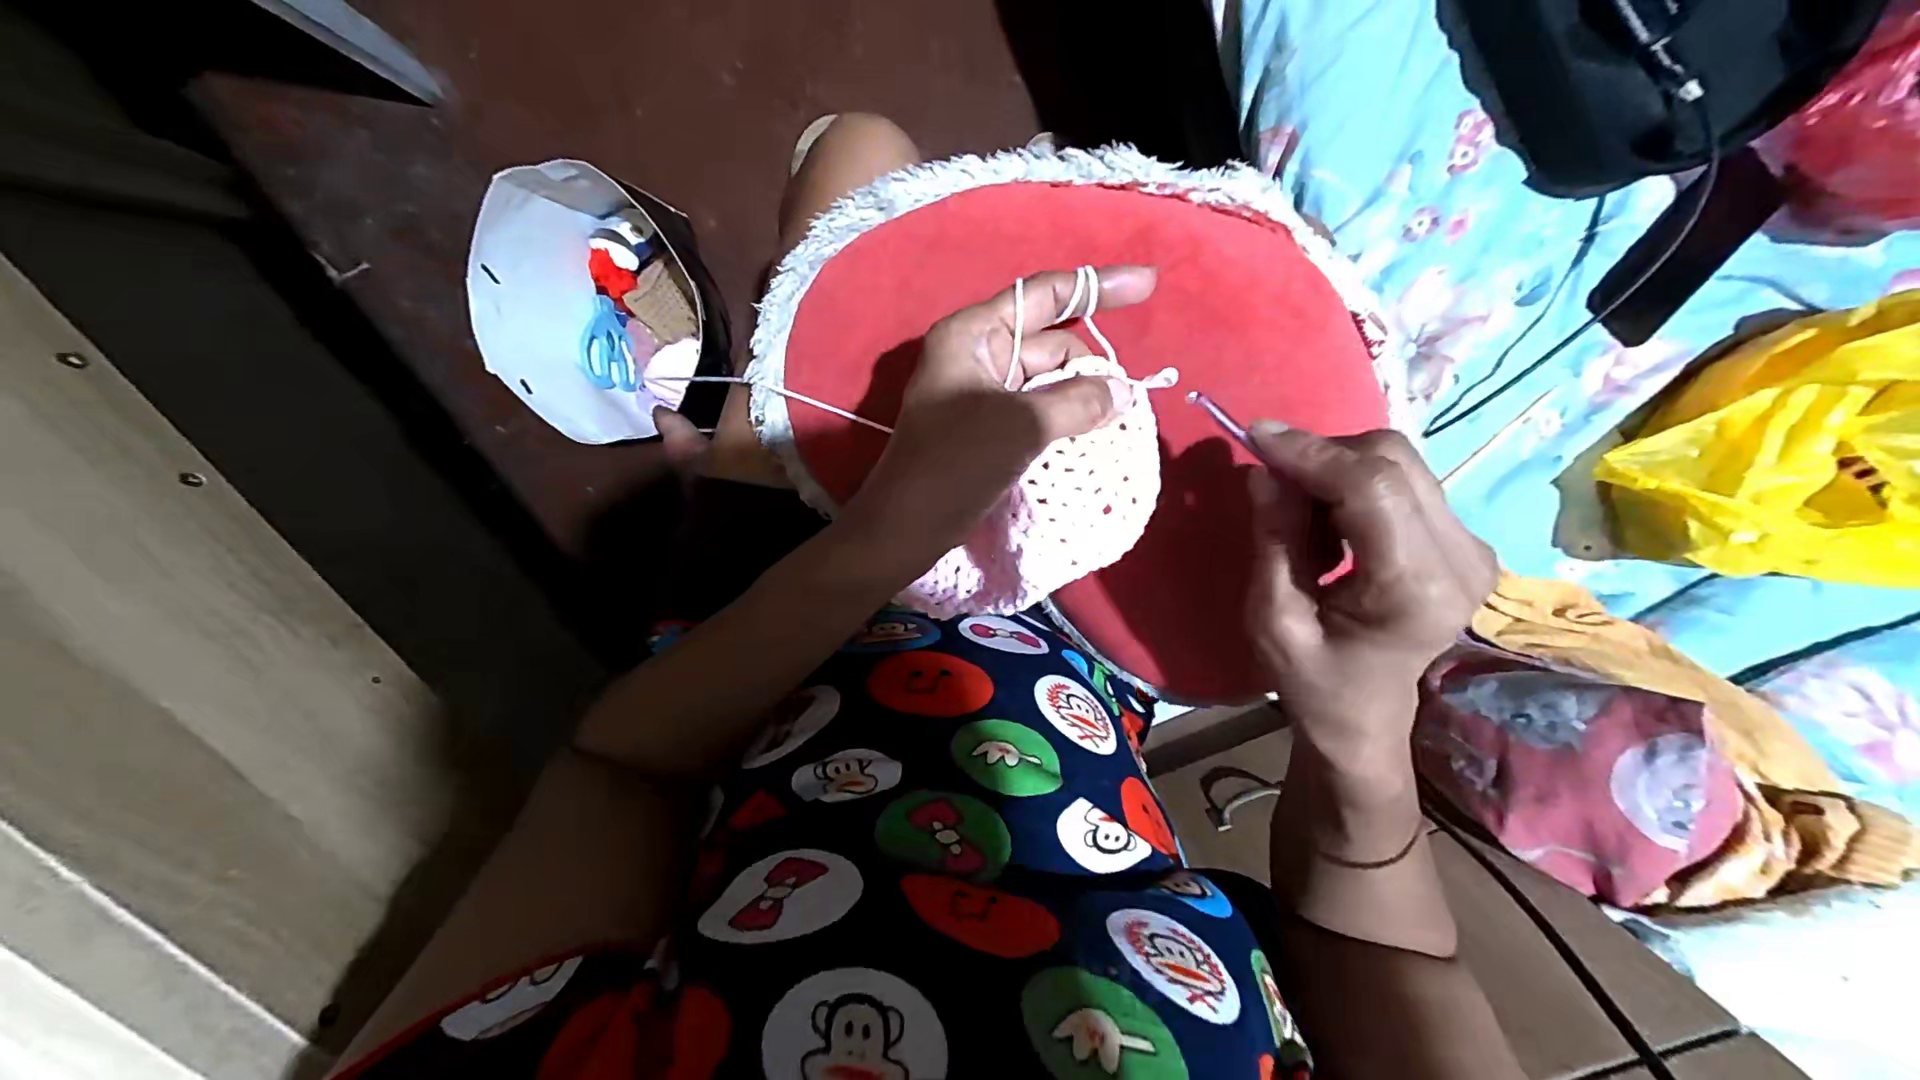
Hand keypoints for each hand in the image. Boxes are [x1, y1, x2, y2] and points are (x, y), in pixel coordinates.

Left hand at [842, 265, 1157, 562]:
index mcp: (974, 334)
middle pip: (1050, 342)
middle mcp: (977, 355)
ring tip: (1113, 418)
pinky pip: (1037, 408)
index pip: (1045, 295)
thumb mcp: (1022, 425)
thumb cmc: (956, 463)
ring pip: (1047, 379)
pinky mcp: (988, 427)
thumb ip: (1079, 401)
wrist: (907, 526)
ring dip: (1080, 395)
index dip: (1098, 286)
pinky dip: (1064, 416)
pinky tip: (1092, 431)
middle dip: (1090, 363)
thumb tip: (1124, 392)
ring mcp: (981, 393)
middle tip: (1125, 397)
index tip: (1150, 284)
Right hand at [1244, 425, 1496, 781]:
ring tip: (1298, 517)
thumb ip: (1273, 541)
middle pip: (1392, 460)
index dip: (1310, 452)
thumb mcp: (1272, 619)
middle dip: (1320, 456)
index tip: (1255, 435)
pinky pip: (1401, 480)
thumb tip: (1263, 472)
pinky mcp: (1461, 540)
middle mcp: (1462, 558)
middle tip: (1270, 483)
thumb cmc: (1312, 681)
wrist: (1364, 717)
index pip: (1372, 487)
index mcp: (1416, 588)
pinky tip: (1328, 525)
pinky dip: (1351, 486)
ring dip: (1334, 471)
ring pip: (1397, 462)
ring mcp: (1471, 546)